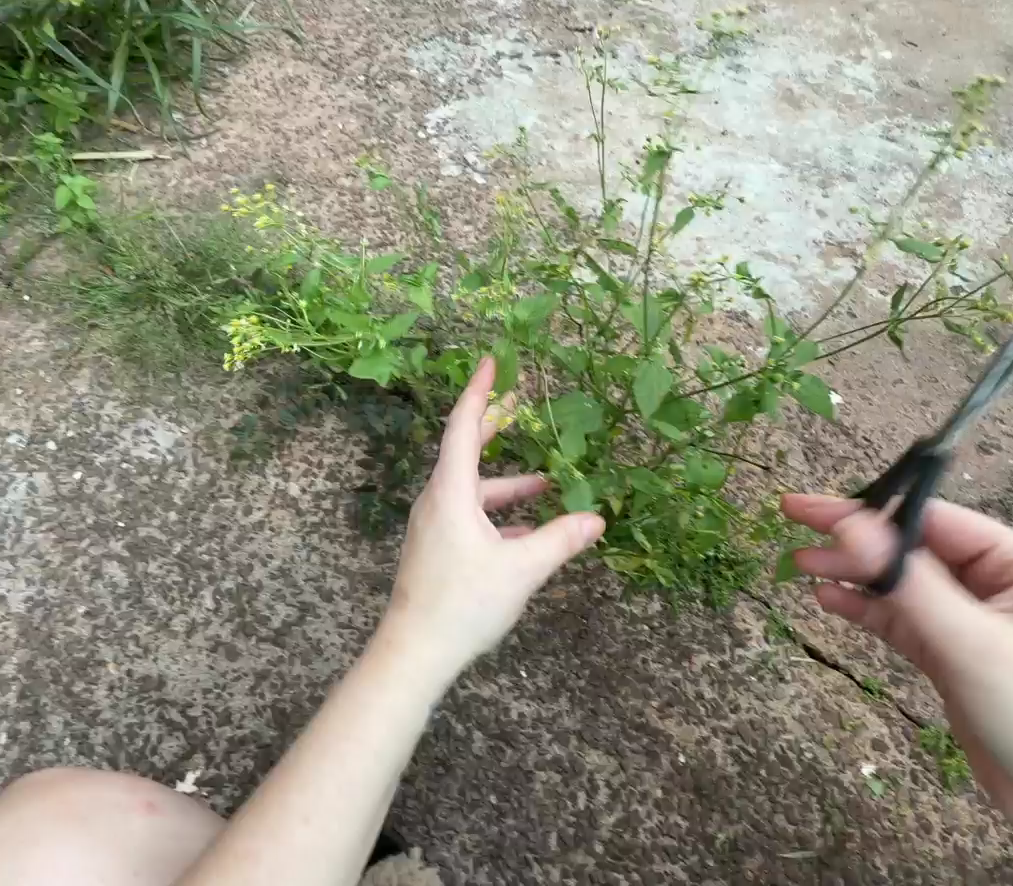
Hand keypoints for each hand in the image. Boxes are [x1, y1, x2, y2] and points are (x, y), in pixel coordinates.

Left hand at [375, 356, 605, 683]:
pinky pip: (468, 514)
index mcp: (450, 491)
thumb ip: (559, 540)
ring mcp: (433, 523)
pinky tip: (525, 531)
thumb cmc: (464, 603)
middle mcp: (437, 499)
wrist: (414, 650)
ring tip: (546, 484)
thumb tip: (598, 519)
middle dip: (494, 427)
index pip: (462, 427)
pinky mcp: (435, 545)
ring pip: (472, 489)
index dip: (479, 392)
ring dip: (506, 485)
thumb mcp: (520, 570)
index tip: (491, 362)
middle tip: (522, 405)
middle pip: (465, 451)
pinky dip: (497, 513)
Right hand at [783, 494, 1012, 885]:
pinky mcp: (955, 657)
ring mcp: (975, 622)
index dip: (867, 512)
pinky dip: (865, 609)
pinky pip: (901, 621)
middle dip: (852, 541)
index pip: (932, 520)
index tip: (808, 509)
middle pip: (910, 549)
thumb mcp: (975, 644)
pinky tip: (828, 601)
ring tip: (799, 566)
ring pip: (900, 584)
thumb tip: (846, 521)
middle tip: (791, 527)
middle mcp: (999, 585)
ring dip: (852, 574)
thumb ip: (907, 580)